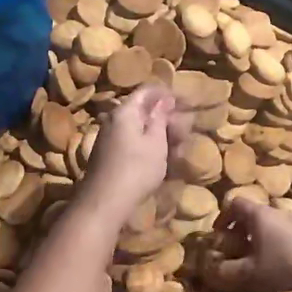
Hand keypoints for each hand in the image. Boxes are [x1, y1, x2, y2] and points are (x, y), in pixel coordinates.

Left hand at [76, 84, 184, 221]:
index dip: (167, 94)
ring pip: (138, 127)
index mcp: (124, 111)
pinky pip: (131, 141)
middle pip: (142, 110)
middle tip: (184, 133)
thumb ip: (160, 118)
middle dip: (165, 118)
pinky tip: (160, 159)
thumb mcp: (156, 142)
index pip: (147, 91)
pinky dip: (147, 146)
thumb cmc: (136, 168)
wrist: (104, 200)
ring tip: (177, 149)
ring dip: (159, 135)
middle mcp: (113, 119)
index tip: (187, 104)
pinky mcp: (108, 153)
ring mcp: (108, 136)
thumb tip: (164, 98)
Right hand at [212, 198, 291, 291]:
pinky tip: (272, 262)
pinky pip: (278, 232)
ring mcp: (291, 222)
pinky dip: (269, 242)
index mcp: (258, 215)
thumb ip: (227, 270)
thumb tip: (213, 269)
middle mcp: (274, 213)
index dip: (222, 216)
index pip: (234, 203)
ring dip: (254, 237)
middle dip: (237, 229)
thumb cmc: (283, 264)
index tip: (219, 234)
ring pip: (265, 224)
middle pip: (249, 214)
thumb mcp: (250, 271)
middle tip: (233, 247)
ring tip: (251, 257)